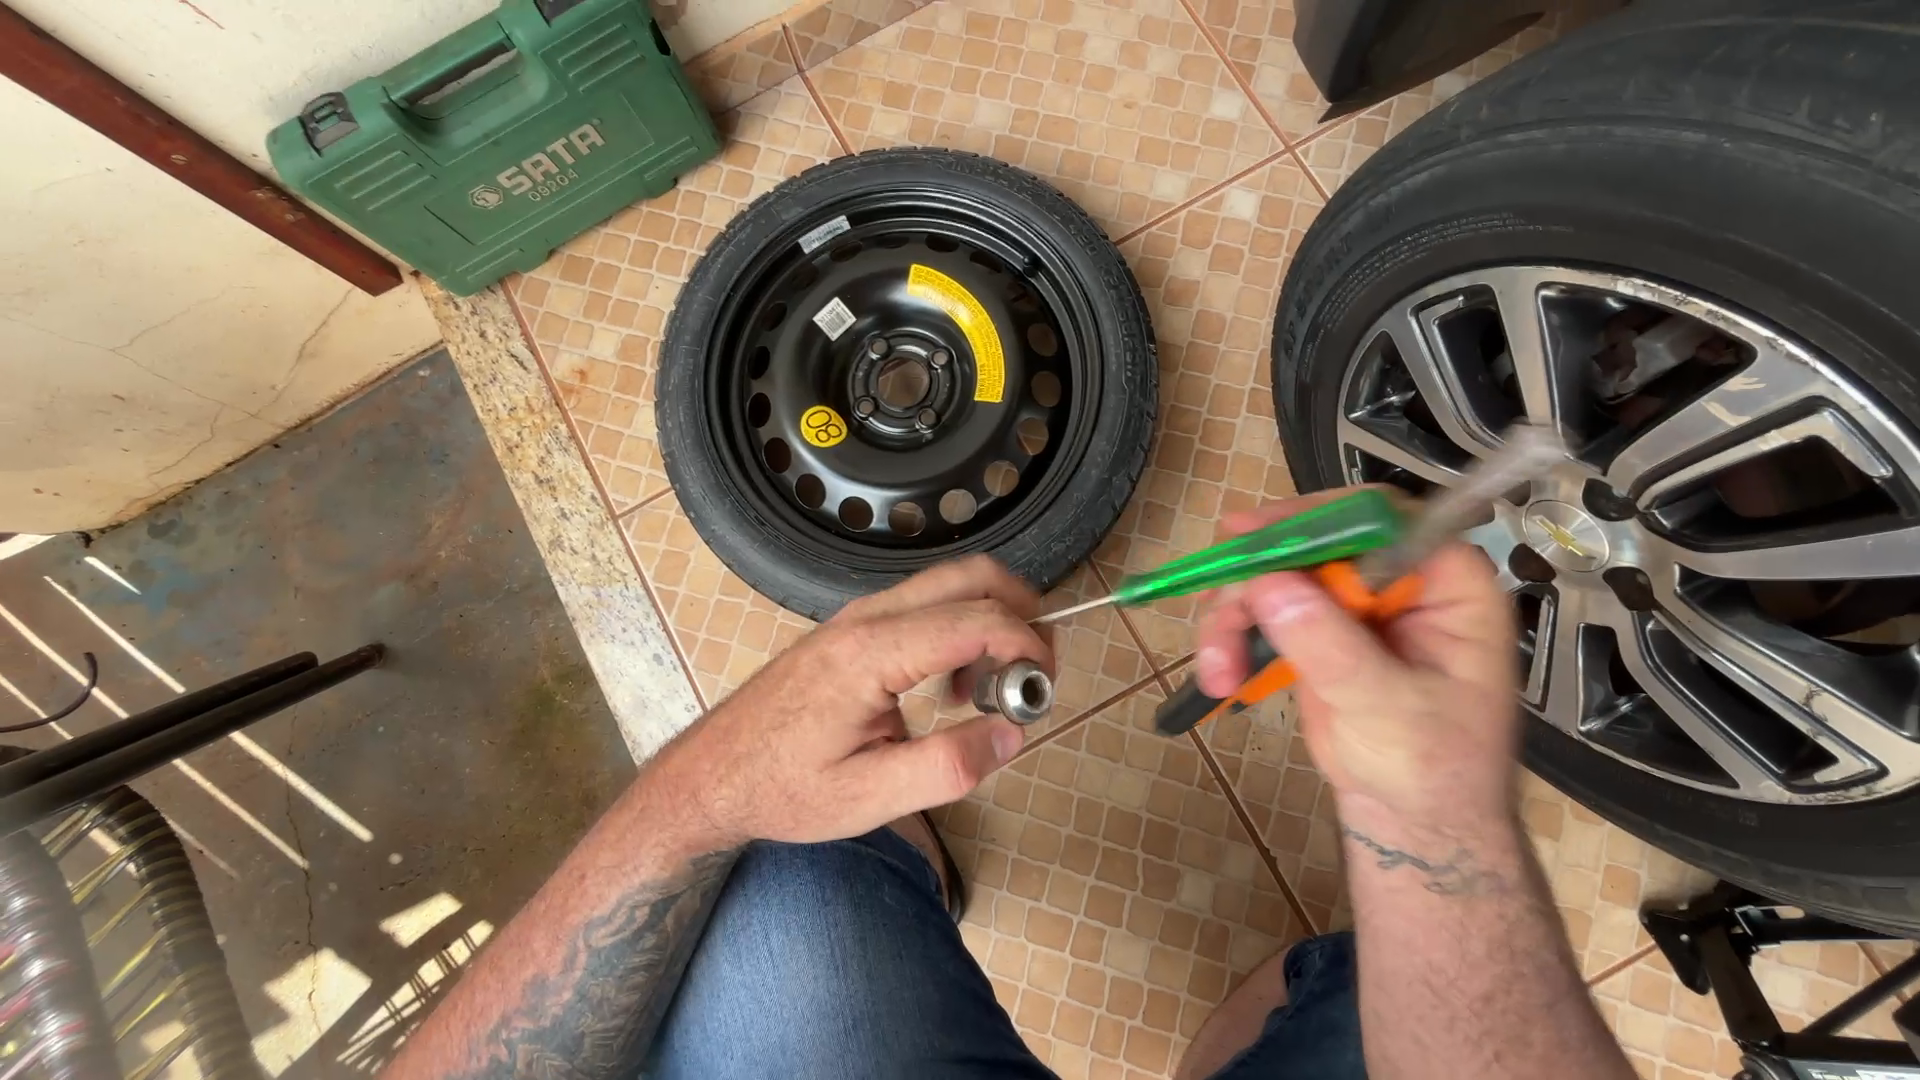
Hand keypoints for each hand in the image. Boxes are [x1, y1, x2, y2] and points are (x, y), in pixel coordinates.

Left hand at [643, 556, 1051, 847]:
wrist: (714, 775)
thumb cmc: (784, 789)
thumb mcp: (868, 798)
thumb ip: (948, 767)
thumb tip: (1012, 732)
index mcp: (872, 654)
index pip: (976, 618)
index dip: (1027, 644)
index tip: (1044, 687)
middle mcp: (868, 618)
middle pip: (970, 575)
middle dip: (1022, 610)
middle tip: (1036, 671)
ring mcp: (860, 616)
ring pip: (950, 584)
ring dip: (991, 620)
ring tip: (991, 690)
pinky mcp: (855, 627)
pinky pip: (926, 605)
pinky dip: (962, 629)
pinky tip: (952, 687)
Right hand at [1194, 496, 1519, 825]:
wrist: (1409, 816)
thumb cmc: (1432, 768)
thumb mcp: (1388, 707)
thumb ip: (1331, 646)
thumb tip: (1268, 586)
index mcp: (1442, 584)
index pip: (1381, 521)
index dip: (1318, 518)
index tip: (1256, 532)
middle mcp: (1391, 581)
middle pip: (1309, 542)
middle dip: (1256, 575)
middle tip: (1215, 600)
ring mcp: (1345, 604)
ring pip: (1271, 575)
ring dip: (1232, 616)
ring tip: (1218, 670)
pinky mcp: (1309, 627)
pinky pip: (1257, 608)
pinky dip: (1230, 635)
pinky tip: (1221, 675)